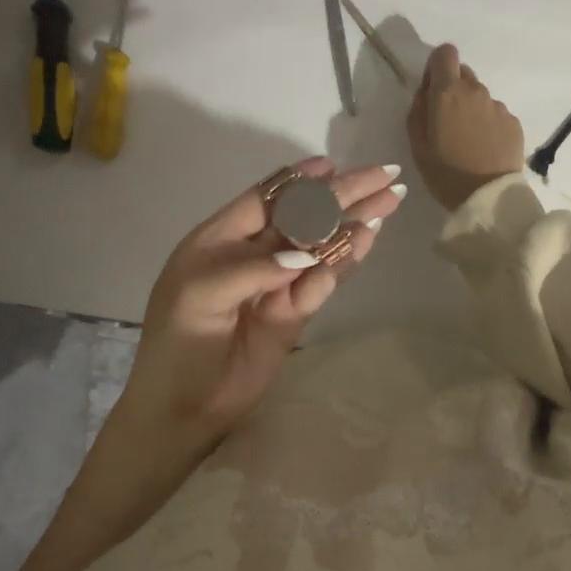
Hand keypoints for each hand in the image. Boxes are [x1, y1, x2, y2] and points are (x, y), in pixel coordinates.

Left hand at [114, 157, 405, 451]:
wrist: (185, 406)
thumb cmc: (179, 343)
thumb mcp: (201, 293)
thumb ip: (252, 267)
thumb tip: (307, 253)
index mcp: (219, 239)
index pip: (266, 198)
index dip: (300, 180)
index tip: (333, 163)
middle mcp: (251, 255)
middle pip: (303, 217)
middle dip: (343, 196)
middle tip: (385, 176)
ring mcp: (276, 286)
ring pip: (321, 247)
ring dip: (354, 223)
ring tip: (391, 201)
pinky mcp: (293, 316)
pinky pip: (323, 283)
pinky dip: (345, 262)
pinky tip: (367, 240)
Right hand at [406, 43, 523, 210]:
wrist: (488, 200)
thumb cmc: (446, 175)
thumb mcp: (418, 146)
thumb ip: (418, 110)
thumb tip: (425, 93)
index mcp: (448, 92)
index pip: (445, 53)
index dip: (437, 67)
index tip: (433, 90)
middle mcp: (476, 91)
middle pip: (464, 74)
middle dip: (454, 90)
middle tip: (449, 122)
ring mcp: (498, 106)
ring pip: (481, 97)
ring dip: (473, 110)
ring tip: (470, 142)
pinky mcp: (514, 123)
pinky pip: (497, 115)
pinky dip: (490, 126)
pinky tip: (486, 150)